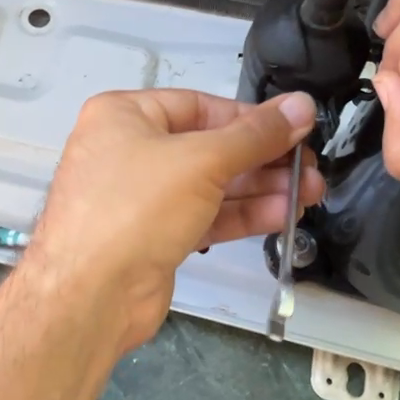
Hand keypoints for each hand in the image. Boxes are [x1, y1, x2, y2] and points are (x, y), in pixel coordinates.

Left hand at [27, 90, 322, 352]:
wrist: (89, 294)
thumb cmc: (135, 207)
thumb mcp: (201, 161)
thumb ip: (255, 135)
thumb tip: (301, 105)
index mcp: (123, 114)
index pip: (198, 105)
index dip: (248, 118)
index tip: (294, 128)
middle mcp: (128, 149)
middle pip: (208, 146)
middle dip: (262, 158)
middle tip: (310, 168)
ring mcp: (140, 196)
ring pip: (210, 184)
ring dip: (259, 188)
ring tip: (308, 193)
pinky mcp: (153, 235)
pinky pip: (203, 215)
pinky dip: (240, 214)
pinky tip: (282, 215)